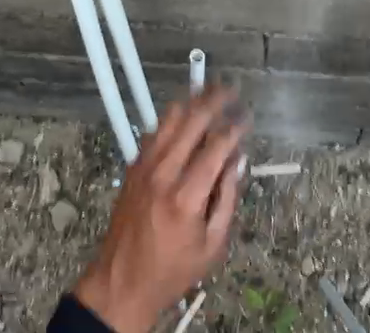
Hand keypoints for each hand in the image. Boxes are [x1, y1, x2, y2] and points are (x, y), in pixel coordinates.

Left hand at [73, 87, 247, 332]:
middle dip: (214, 101)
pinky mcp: (133, 167)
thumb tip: (237, 160)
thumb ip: (227, 199)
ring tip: (210, 89)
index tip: (247, 117)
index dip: (235, 128)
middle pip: (191, 122)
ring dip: (191, 101)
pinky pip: (154, 132)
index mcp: (186, 197)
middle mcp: (163, 173)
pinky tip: (184, 113)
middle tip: (232, 90)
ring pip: (169, 119)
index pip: (216, 148)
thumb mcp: (212, 246)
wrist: (121, 281)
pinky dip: (172, 118)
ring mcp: (144, 166)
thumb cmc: (173, 269)